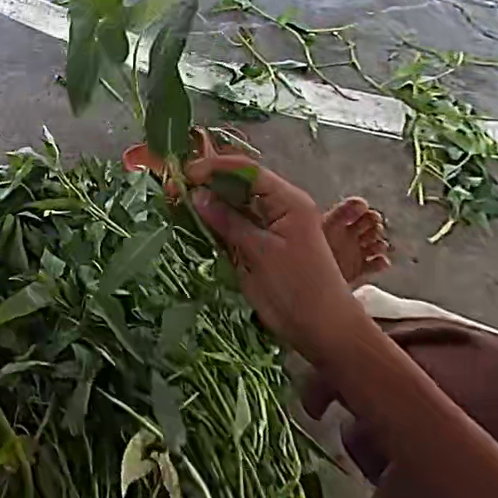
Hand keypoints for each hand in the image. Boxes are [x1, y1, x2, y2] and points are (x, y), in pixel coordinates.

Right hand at [187, 156, 366, 365]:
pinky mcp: (257, 245)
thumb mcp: (262, 252)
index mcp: (287, 200)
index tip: (186, 174)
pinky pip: (231, 225)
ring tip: (175, 202)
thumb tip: (196, 194)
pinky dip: (211, 222)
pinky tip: (190, 221)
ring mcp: (266, 226)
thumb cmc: (300, 287)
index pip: (247, 171)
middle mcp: (277, 207)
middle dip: (206, 183)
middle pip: (237, 184)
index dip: (215, 167)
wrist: (323, 330)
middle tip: (174, 190)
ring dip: (205, 202)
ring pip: (231, 204)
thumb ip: (229, 221)